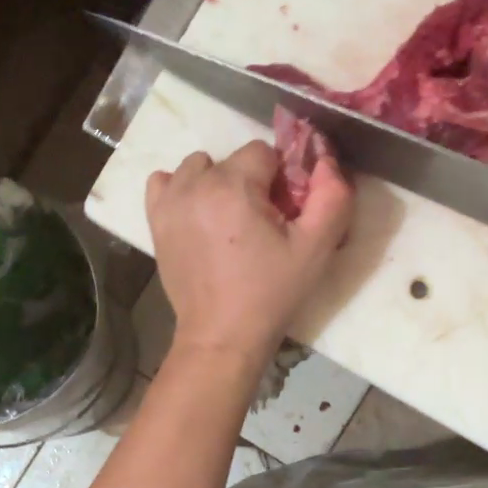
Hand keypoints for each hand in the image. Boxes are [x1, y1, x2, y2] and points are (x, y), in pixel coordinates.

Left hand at [145, 140, 352, 366]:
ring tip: (228, 224)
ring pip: (198, 167)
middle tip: (259, 228)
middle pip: (232, 159)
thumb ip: (332, 196)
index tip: (282, 216)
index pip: (264, 151)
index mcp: (234, 185)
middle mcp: (195, 185)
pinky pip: (163, 183)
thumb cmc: (271, 295)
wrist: (221, 336)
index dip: (280, 181)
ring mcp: (170, 202)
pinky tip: (198, 216)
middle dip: (250, 184)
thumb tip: (325, 159)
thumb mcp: (316, 249)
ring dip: (216, 184)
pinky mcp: (156, 222)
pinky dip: (182, 191)